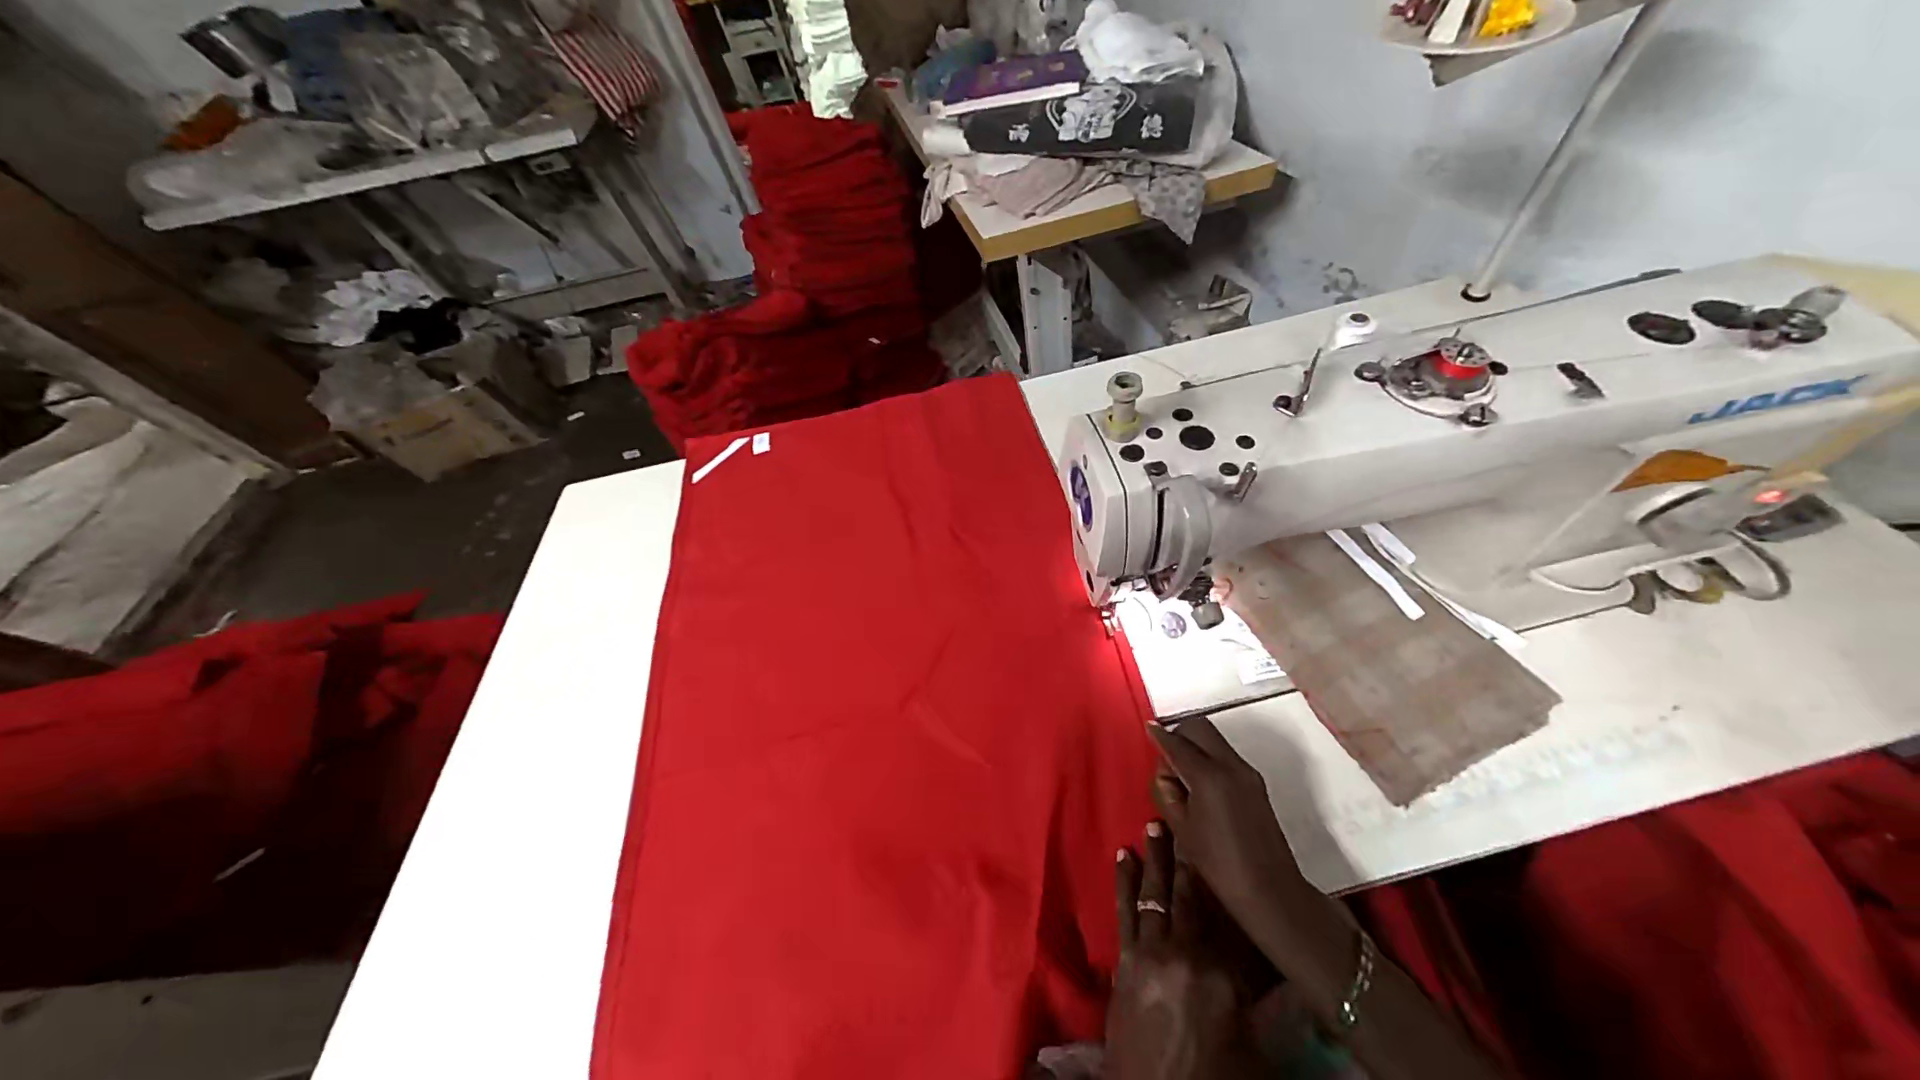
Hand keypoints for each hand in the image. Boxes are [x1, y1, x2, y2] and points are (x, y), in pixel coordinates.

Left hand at [1104, 821, 1257, 1079]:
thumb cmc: (1212, 1073)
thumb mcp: (1253, 1041)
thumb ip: (1262, 998)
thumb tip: (1281, 966)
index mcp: (1222, 976)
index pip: (1230, 919)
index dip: (1229, 882)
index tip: (1228, 846)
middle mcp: (1184, 953)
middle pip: (1189, 897)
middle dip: (1188, 857)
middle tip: (1186, 818)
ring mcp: (1150, 953)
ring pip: (1155, 894)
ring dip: (1156, 858)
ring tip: (1153, 823)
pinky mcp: (1125, 959)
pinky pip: (1125, 910)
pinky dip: (1125, 881)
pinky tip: (1124, 856)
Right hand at [1148, 719, 1349, 1003]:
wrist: (1268, 888)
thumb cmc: (1219, 864)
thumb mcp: (1180, 827)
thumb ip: (1167, 790)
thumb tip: (1166, 771)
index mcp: (1208, 777)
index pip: (1177, 743)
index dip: (1159, 736)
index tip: (1148, 729)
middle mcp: (1231, 766)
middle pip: (1199, 727)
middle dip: (1179, 734)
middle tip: (1167, 762)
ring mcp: (1247, 772)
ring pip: (1214, 738)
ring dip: (1195, 745)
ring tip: (1183, 778)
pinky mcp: (1256, 782)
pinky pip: (1225, 755)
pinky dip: (1209, 758)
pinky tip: (1200, 786)